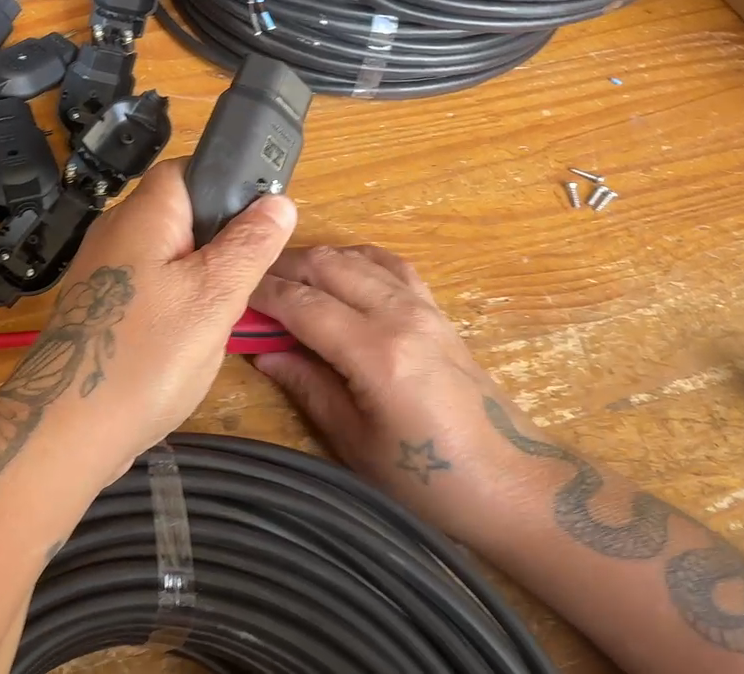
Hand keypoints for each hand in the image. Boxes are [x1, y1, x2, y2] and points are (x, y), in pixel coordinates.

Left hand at [36, 158, 294, 471]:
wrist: (72, 426)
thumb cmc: (146, 355)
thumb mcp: (214, 296)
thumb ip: (248, 246)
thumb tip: (277, 203)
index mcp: (142, 215)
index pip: (185, 171)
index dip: (225, 185)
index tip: (259, 220)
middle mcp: (116, 233)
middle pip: (179, 216)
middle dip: (218, 243)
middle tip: (244, 278)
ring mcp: (104, 272)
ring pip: (167, 257)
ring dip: (199, 280)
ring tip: (219, 314)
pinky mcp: (101, 306)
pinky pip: (150, 288)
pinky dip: (175, 305)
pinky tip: (189, 338)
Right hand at [249, 246, 528, 529]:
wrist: (514, 486)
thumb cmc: (428, 480)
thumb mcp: (354, 442)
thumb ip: (307, 385)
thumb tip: (262, 351)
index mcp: (376, 352)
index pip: (302, 302)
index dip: (260, 292)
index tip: (230, 291)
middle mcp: (399, 316)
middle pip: (326, 265)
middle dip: (280, 266)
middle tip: (247, 282)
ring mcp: (423, 307)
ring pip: (354, 257)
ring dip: (313, 260)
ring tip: (282, 279)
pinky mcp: (436, 310)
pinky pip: (388, 264)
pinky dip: (354, 259)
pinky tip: (336, 271)